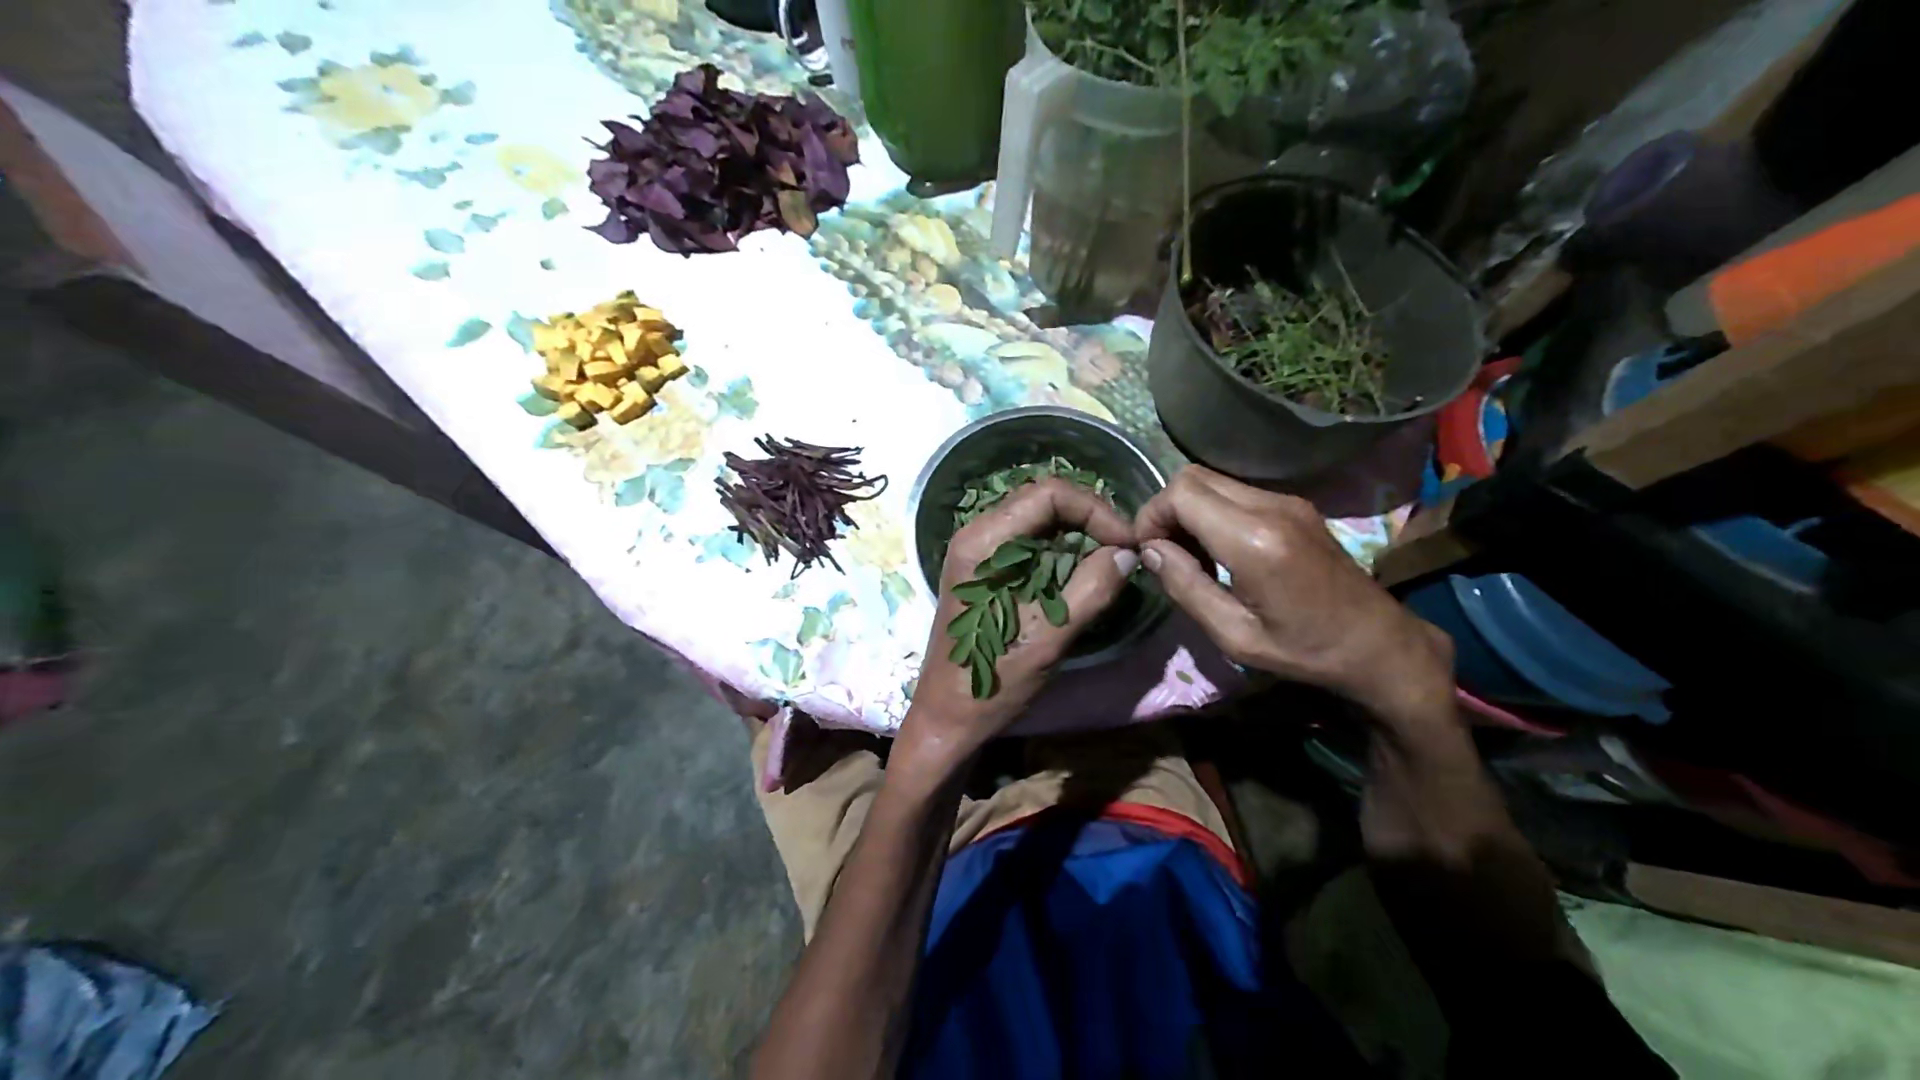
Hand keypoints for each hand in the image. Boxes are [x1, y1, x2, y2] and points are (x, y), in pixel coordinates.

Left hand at [899, 478, 1137, 775]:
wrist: (949, 717)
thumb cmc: (993, 680)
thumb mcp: (1049, 637)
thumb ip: (1091, 589)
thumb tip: (1128, 553)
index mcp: (983, 542)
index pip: (1050, 494)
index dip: (1096, 511)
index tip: (1127, 543)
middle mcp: (975, 535)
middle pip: (1042, 500)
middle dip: (1089, 518)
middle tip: (1122, 549)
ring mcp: (977, 552)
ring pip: (1037, 520)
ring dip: (1076, 534)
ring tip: (1108, 560)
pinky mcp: (984, 571)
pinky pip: (1028, 543)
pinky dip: (1060, 550)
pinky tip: (1080, 574)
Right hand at [1133, 465, 1452, 724]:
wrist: (1378, 644)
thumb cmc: (1304, 650)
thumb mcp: (1234, 635)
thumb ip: (1186, 587)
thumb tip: (1150, 550)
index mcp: (1255, 541)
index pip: (1181, 493)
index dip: (1152, 515)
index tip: (1149, 552)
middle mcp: (1271, 507)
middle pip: (1193, 476)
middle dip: (1166, 509)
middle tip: (1166, 552)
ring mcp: (1287, 501)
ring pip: (1212, 481)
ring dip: (1189, 510)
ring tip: (1192, 556)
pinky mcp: (1295, 506)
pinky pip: (1236, 492)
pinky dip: (1212, 512)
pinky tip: (1220, 550)